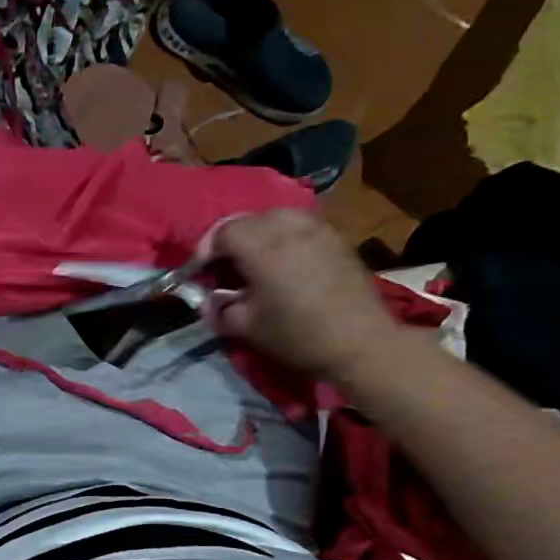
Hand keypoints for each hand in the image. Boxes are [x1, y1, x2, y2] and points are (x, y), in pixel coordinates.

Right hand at [204, 209, 394, 379]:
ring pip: (275, 217)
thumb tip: (210, 303)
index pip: (222, 233)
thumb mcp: (249, 328)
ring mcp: (316, 228)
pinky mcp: (336, 237)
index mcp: (261, 246)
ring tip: (255, 260)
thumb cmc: (298, 336)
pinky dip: (283, 236)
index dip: (205, 251)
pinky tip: (284, 261)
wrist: (360, 342)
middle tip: (224, 266)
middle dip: (230, 239)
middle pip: (247, 220)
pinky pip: (299, 225)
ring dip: (258, 234)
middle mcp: (287, 227)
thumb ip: (221, 311)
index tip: (199, 272)